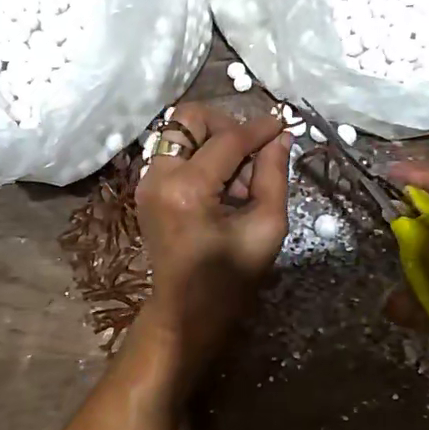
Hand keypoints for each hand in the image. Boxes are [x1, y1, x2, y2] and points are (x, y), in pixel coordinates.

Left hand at [136, 103, 292, 356]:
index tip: (283, 123)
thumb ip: (273, 176)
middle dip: (226, 125)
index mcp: (187, 190)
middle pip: (189, 118)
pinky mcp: (145, 189)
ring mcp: (145, 182)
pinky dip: (199, 155)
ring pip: (179, 132)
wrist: (186, 311)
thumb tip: (280, 137)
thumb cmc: (230, 277)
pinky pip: (173, 152)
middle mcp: (157, 177)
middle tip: (251, 152)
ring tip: (238, 177)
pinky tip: (220, 185)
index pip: (227, 139)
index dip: (259, 128)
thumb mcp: (266, 228)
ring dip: (212, 141)